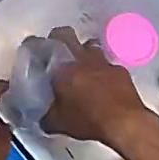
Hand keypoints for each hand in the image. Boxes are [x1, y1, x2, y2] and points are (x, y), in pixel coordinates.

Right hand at [44, 26, 158, 149]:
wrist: (125, 124)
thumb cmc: (89, 120)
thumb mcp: (59, 123)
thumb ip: (46, 116)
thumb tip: (42, 118)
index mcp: (61, 69)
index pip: (41, 47)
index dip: (34, 44)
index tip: (32, 47)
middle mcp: (81, 60)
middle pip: (66, 35)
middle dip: (59, 37)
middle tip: (56, 46)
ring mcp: (103, 64)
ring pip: (91, 46)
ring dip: (85, 51)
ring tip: (82, 64)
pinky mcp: (121, 72)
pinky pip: (109, 65)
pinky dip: (105, 71)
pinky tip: (104, 83)